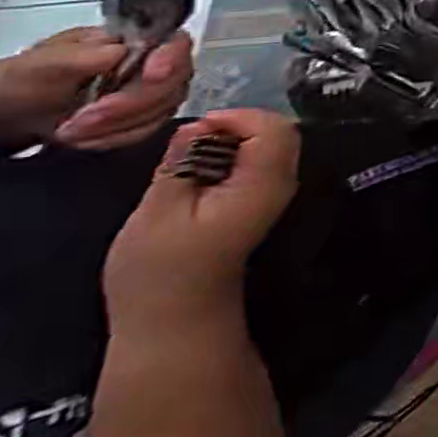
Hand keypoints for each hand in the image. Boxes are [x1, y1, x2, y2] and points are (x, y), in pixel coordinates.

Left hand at [0, 28, 193, 148]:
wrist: (4, 110)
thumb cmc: (21, 80)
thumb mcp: (40, 63)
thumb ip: (80, 55)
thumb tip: (119, 50)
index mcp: (136, 41)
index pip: (175, 44)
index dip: (172, 58)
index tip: (150, 74)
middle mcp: (155, 64)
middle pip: (174, 82)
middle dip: (132, 103)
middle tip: (83, 117)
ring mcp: (153, 92)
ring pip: (163, 109)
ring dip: (117, 124)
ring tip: (68, 131)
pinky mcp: (144, 117)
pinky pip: (146, 130)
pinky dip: (112, 138)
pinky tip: (81, 138)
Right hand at [104, 109, 299, 329]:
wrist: (175, 318)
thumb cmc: (158, 272)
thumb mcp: (156, 214)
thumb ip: (181, 165)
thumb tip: (195, 126)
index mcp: (263, 184)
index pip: (274, 130)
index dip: (240, 118)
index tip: (197, 126)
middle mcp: (281, 183)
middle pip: (280, 132)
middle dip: (240, 124)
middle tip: (193, 135)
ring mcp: (275, 192)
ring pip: (273, 144)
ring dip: (239, 137)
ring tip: (193, 148)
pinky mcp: (262, 199)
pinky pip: (262, 161)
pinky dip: (238, 152)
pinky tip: (203, 164)